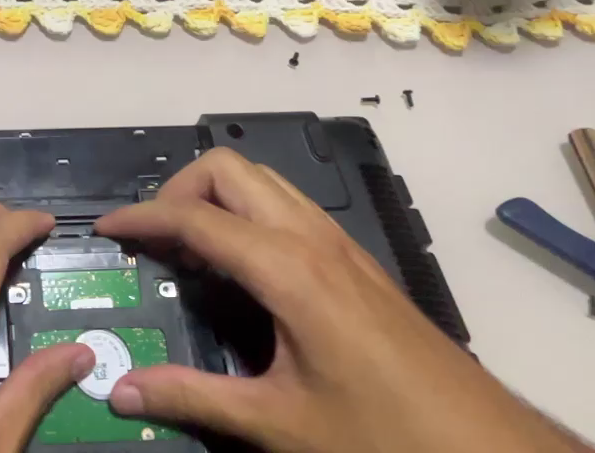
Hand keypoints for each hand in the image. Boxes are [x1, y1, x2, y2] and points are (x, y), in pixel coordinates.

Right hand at [94, 148, 594, 452]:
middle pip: (227, 169)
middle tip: (156, 241)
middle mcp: (308, 235)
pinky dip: (245, 211)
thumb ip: (194, 399)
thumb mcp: (279, 422)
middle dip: (179, 190)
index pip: (195, 218)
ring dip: (214, 196)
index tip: (107, 230)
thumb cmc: (383, 435)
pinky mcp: (352, 255)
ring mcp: (335, 240)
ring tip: (191, 251)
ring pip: (259, 178)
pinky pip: (284, 203)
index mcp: (285, 269)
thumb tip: (123, 392)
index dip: (142, 218)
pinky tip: (240, 267)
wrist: (487, 448)